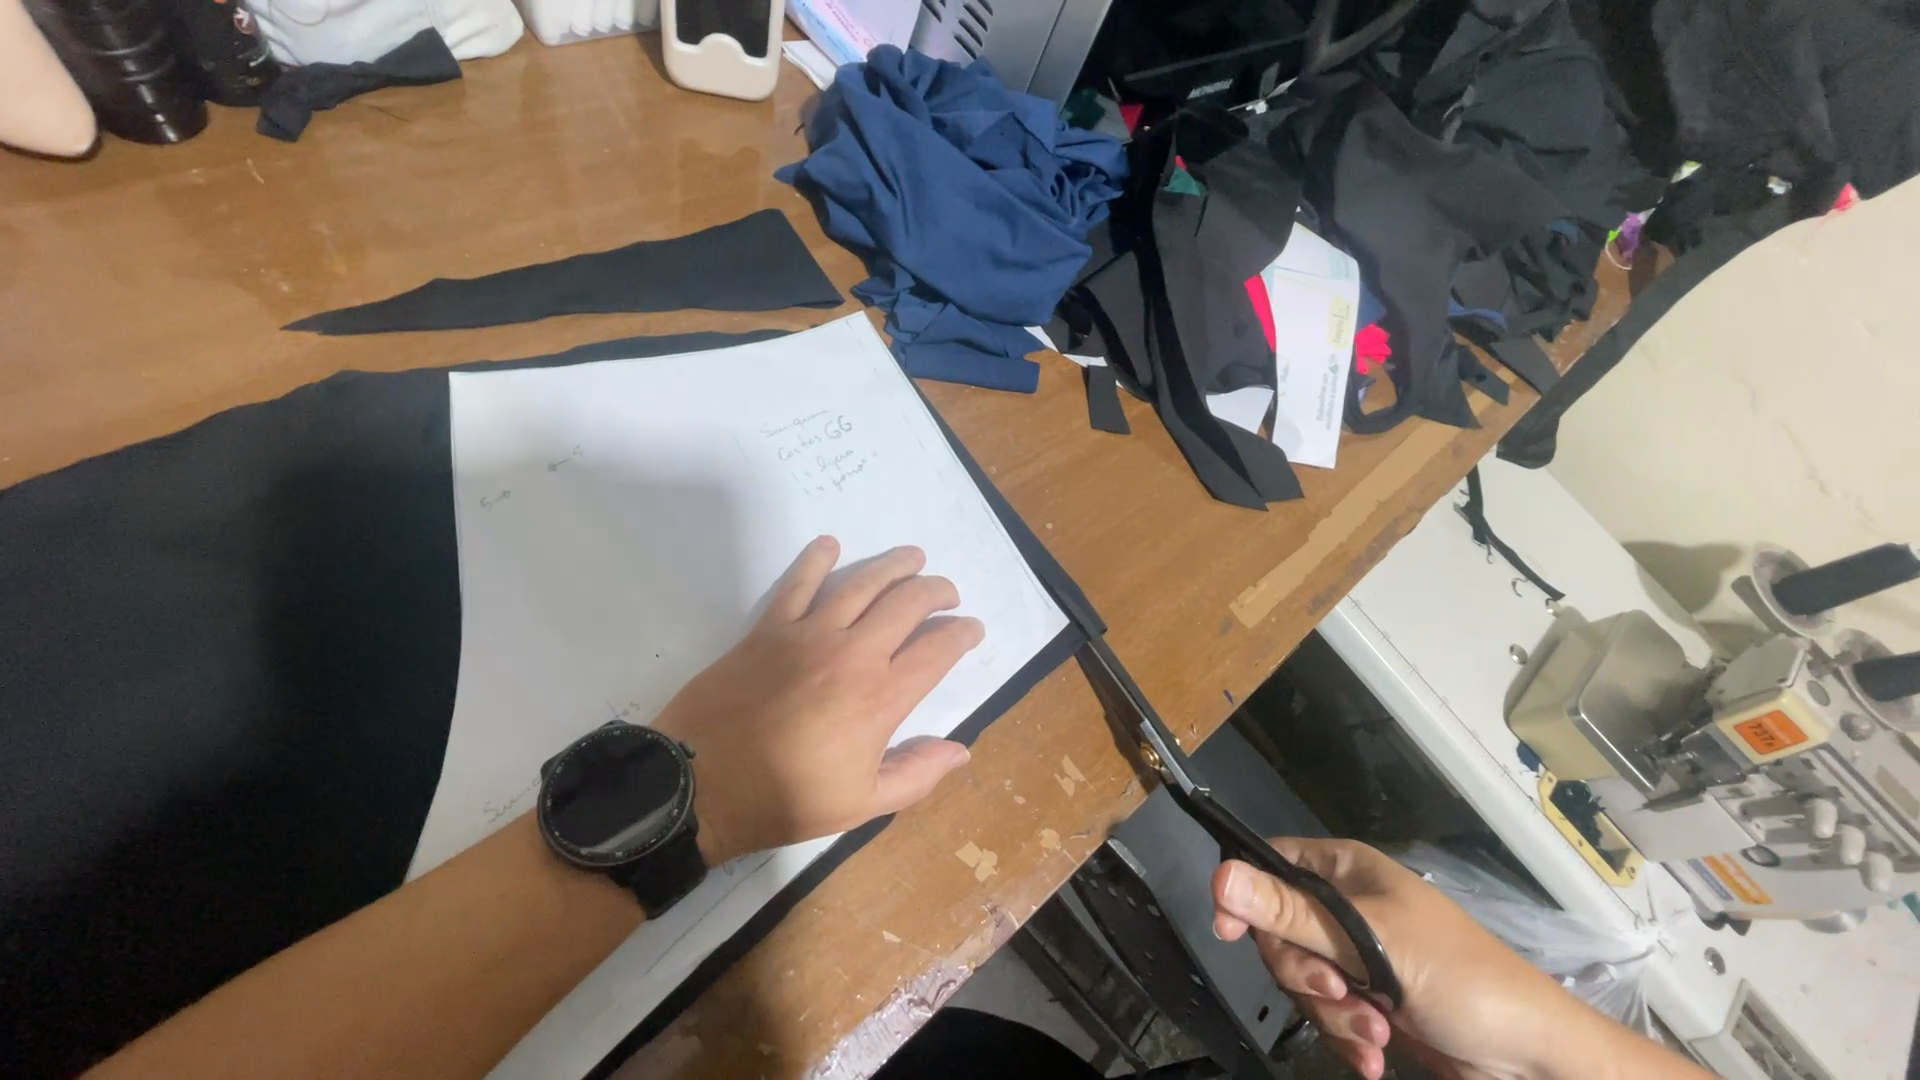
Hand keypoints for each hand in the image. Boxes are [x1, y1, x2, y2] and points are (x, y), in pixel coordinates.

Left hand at [652, 536, 984, 864]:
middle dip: (937, 591)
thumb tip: (961, 748)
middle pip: (908, 603)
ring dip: (894, 565)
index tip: (972, 628)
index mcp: (881, 697)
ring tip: (913, 557)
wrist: (701, 786)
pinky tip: (830, 544)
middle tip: (947, 592)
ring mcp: (809, 634)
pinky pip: (798, 582)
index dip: (962, 634)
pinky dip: (816, 559)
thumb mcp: (861, 804)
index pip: (938, 650)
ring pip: (862, 582)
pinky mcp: (768, 628)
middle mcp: (853, 653)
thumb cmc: (785, 798)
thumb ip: (917, 774)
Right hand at [1211, 838, 1587, 1079]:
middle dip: (1303, 972)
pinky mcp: (1366, 999)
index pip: (1270, 863)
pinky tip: (1374, 1055)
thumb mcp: (1370, 944)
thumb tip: (1219, 877)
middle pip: (1278, 929)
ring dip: (1330, 1012)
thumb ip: (1292, 914)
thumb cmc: (1459, 979)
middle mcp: (1344, 905)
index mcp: (1346, 869)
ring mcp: (1355, 954)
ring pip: (1299, 976)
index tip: (1229, 932)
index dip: (1245, 894)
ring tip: (1376, 1034)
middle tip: (1337, 992)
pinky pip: (1324, 1010)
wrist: (1535, 1060)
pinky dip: (1344, 1034)